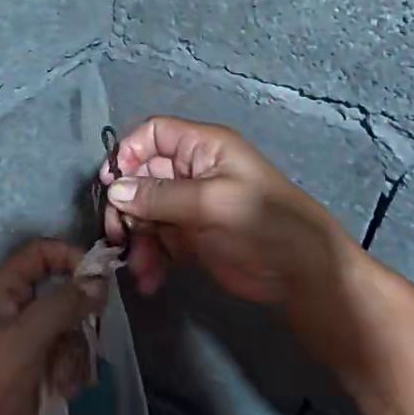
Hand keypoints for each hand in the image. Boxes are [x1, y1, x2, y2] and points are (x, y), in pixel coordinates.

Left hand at [0, 239, 104, 414]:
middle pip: (59, 292)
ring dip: (73, 352)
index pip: (40, 252)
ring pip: (66, 326)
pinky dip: (68, 370)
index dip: (72, 258)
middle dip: (77, 320)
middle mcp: (8, 306)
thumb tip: (100, 279)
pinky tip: (62, 390)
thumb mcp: (27, 338)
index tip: (101, 280)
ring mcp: (19, 337)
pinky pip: (62, 353)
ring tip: (64, 379)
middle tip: (93, 334)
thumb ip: (65, 304)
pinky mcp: (29, 364)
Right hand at [99, 116, 351, 302]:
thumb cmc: (263, 222)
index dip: (129, 153)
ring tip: (140, 267)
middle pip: (141, 177)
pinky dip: (149, 259)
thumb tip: (115, 190)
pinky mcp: (189, 238)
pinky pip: (156, 242)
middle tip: (118, 235)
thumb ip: (161, 195)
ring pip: (144, 214)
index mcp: (202, 148)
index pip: (154, 134)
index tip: (112, 183)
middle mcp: (191, 172)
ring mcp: (188, 206)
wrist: (301, 273)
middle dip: (126, 207)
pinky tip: (150, 280)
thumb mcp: (212, 202)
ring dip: (136, 240)